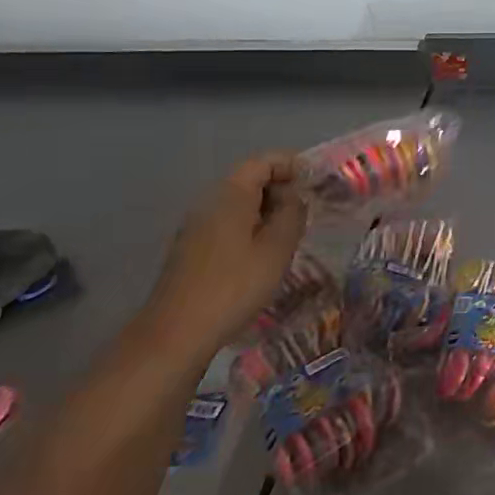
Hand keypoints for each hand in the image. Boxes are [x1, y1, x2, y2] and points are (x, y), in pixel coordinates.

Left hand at [142, 153, 308, 355]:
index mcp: (230, 196)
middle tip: (310, 210)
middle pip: (249, 180)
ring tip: (293, 233)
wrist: (177, 333)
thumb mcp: (278, 247)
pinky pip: (229, 224)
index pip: (262, 162)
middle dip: (282, 188)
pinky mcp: (193, 249)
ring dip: (268, 211)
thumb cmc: (235, 285)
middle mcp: (209, 204)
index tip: (317, 182)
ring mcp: (196, 227)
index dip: (291, 165)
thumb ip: (292, 213)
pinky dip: (253, 227)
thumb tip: (294, 196)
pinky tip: (266, 253)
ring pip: (240, 204)